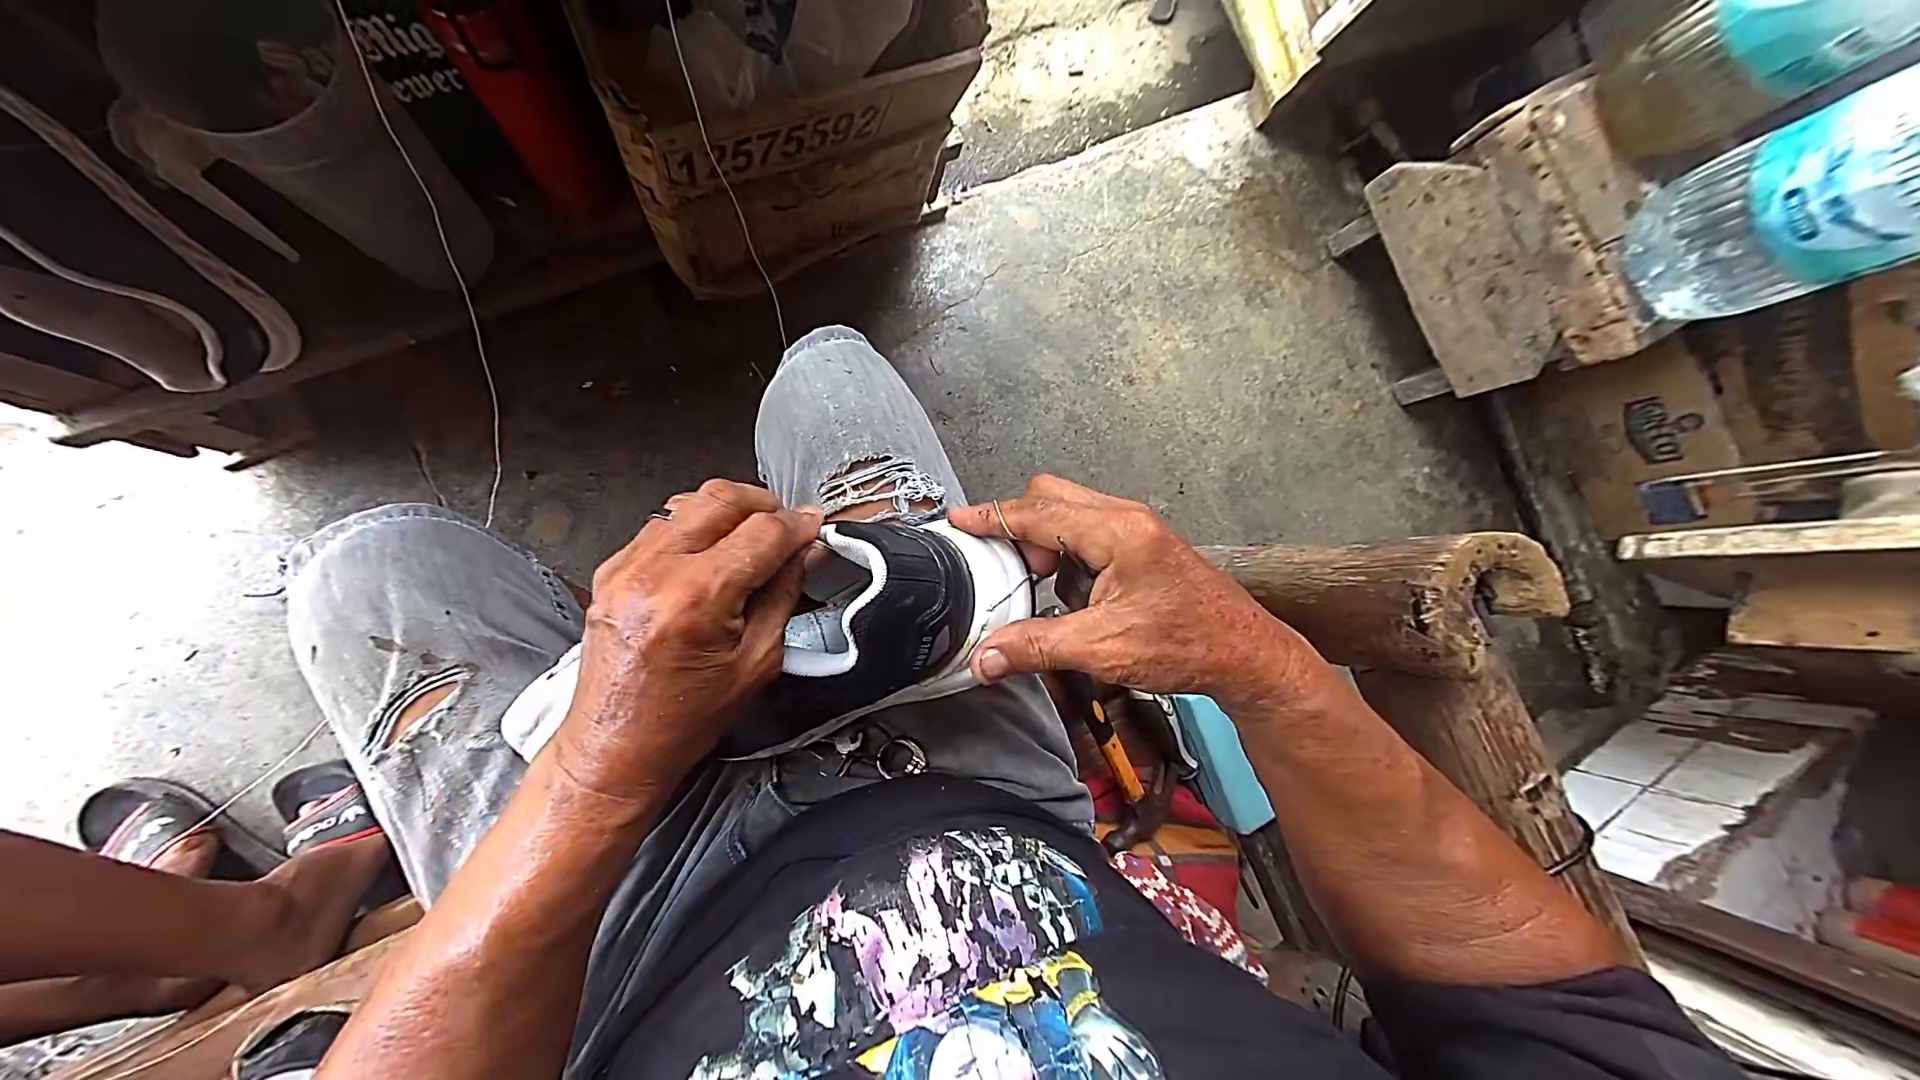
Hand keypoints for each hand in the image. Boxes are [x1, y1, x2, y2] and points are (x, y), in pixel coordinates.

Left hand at [552, 480, 821, 801]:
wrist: (618, 747)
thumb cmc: (680, 720)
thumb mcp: (757, 662)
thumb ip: (784, 595)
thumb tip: (802, 555)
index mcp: (694, 600)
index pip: (761, 532)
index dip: (798, 525)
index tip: (813, 526)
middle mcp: (652, 574)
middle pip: (722, 498)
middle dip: (765, 504)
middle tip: (787, 525)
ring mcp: (625, 569)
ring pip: (690, 502)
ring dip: (730, 512)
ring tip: (753, 539)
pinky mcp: (612, 572)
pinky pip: (663, 525)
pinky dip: (697, 527)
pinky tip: (714, 552)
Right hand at [949, 475, 1329, 710]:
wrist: (1243, 654)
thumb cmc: (1192, 642)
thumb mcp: (1102, 649)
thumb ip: (1035, 647)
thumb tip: (988, 655)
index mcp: (1117, 532)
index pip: (1037, 511)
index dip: (992, 518)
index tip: (962, 522)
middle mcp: (1126, 519)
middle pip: (1050, 496)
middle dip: (1018, 528)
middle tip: (1007, 568)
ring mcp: (1134, 529)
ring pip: (1067, 512)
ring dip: (1044, 544)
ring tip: (1043, 587)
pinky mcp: (1137, 545)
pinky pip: (1085, 531)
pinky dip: (1065, 555)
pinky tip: (1072, 593)